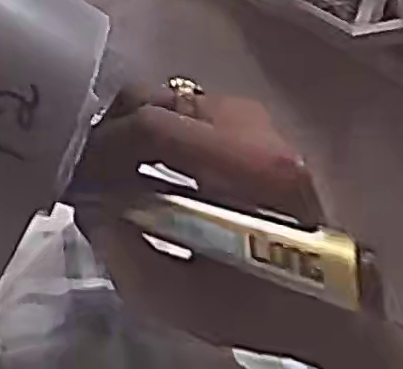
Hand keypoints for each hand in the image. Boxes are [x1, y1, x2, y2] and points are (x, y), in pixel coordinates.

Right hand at [76, 88, 402, 368]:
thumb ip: (127, 254)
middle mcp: (249, 121)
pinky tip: (141, 164)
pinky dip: (148, 128)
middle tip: (84, 170)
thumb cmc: (263, 306)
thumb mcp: (189, 302)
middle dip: (107, 133)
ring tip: (109, 169)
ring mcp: (247, 111)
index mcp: (249, 164)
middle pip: (151, 99)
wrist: (328, 299)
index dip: (103, 147)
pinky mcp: (242, 114)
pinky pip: (176, 106)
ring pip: (161, 97)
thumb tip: (85, 204)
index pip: (153, 127)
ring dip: (126, 128)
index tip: (73, 174)